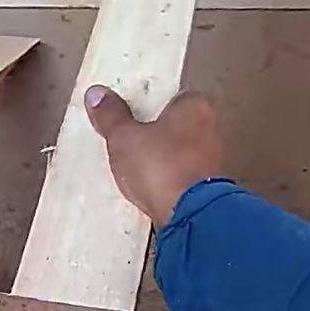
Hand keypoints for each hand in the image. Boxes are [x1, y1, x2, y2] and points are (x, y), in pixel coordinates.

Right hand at [83, 85, 222, 226]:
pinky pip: (182, 179)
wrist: (188, 215)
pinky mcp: (209, 191)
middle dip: (155, 135)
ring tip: (136, 171)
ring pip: (180, 154)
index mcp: (195, 106)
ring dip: (162, 161)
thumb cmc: (160, 166)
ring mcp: (212, 162)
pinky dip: (168, 182)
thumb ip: (111, 115)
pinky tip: (151, 190)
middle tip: (129, 144)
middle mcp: (210, 130)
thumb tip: (97, 95)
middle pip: (177, 126)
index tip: (130, 118)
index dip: (149, 106)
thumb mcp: (124, 137)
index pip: (172, 96)